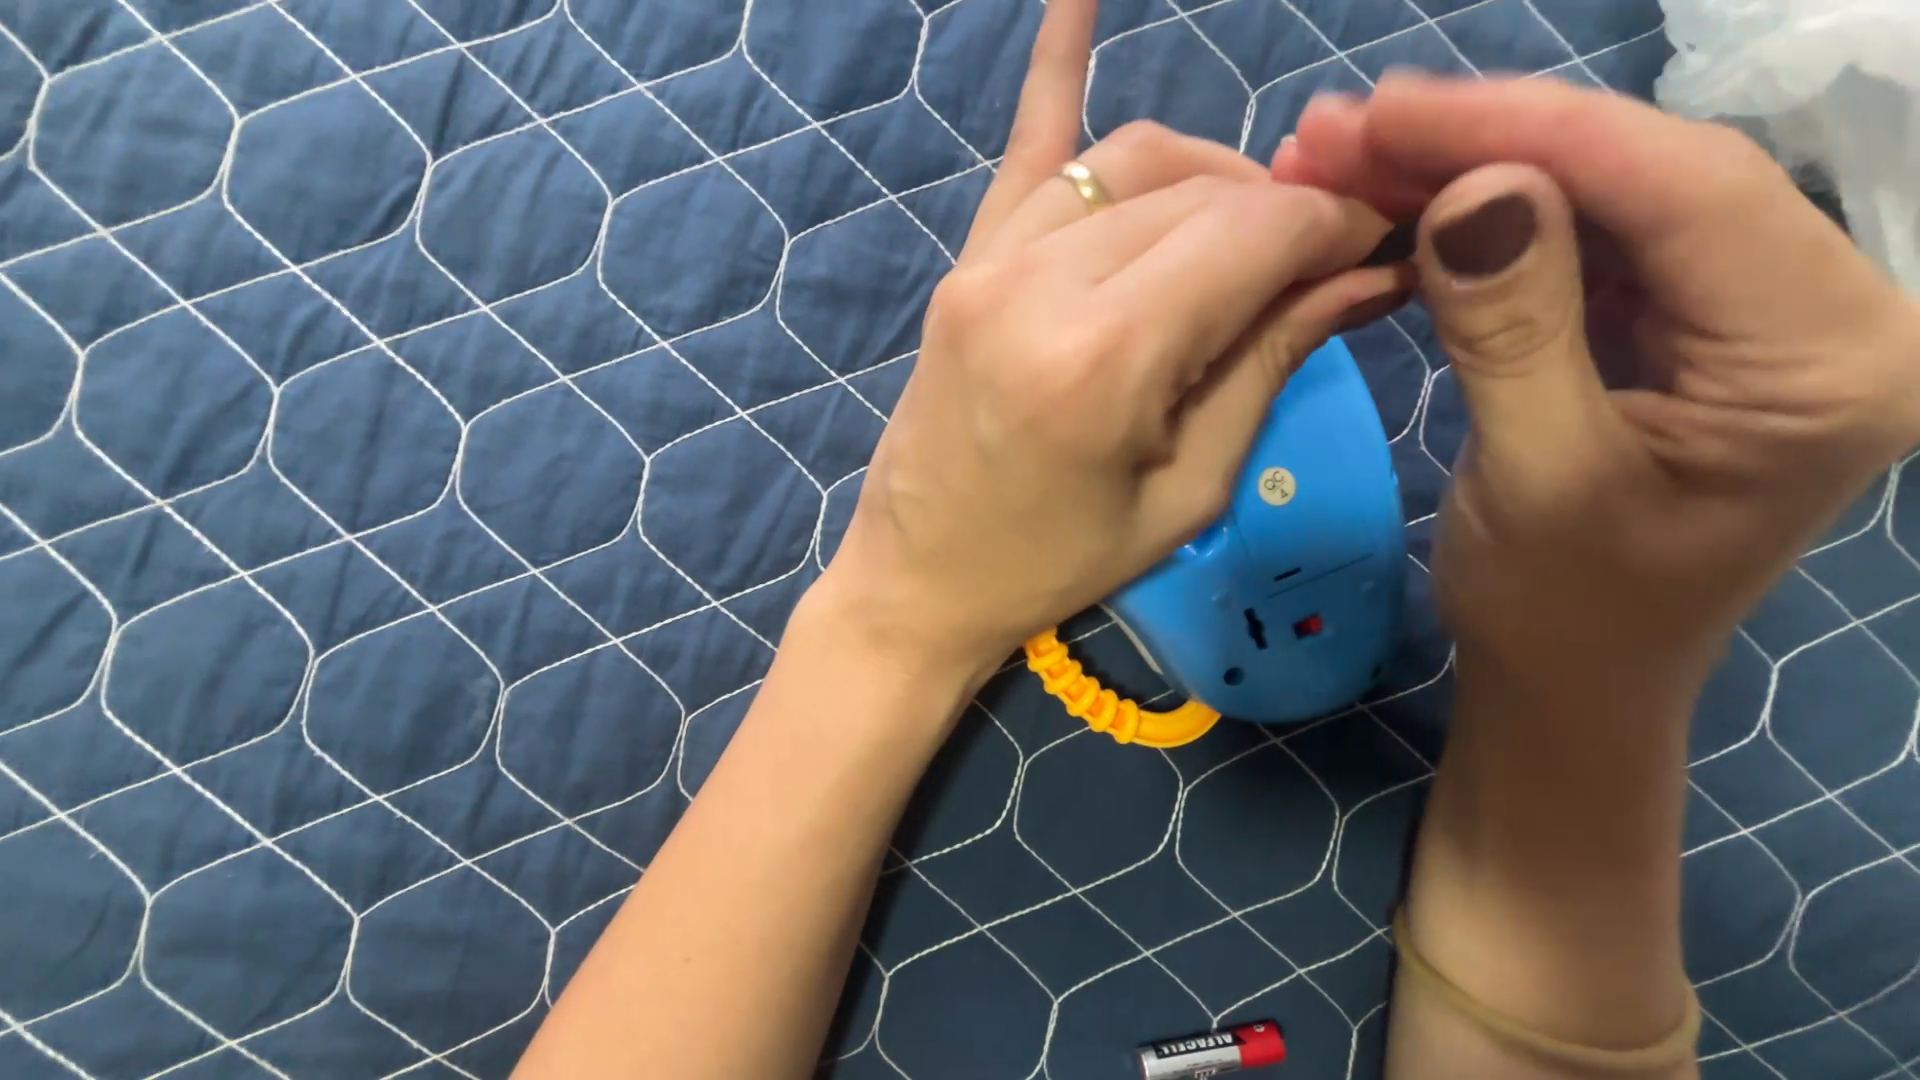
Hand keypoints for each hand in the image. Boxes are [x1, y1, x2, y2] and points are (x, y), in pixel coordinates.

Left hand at [814, 0, 1408, 677]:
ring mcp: (989, 263)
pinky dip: (1058, 68)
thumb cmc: (1057, 563)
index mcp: (1107, 357)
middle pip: (1201, 189)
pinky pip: (1026, 154)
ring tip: (1249, 229)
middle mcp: (1042, 282)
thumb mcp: (1185, 491)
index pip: (1256, 231)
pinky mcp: (964, 266)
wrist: (921, 581)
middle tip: (1325, 250)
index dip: (1336, 224)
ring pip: (1134, 161)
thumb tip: (1364, 270)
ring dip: (1211, 178)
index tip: (1378, 244)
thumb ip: (1268, 364)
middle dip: (1283, 205)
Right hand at [1274, 75, 1919, 693]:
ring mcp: (1733, 313)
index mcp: (1824, 356)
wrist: (1564, 678)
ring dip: (1464, 173)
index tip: (1391, 113)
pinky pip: (1568, 247)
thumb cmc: (1557, 610)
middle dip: (1482, 143)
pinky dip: (1474, 224)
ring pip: (1593, 200)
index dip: (1531, 135)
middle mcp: (1808, 309)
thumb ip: (1514, 331)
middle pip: (1638, 178)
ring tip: (1348, 160)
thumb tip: (1470, 193)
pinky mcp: (1662, 327)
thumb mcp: (1534, 479)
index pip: (1684, 192)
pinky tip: (1400, 208)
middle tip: (1344, 129)